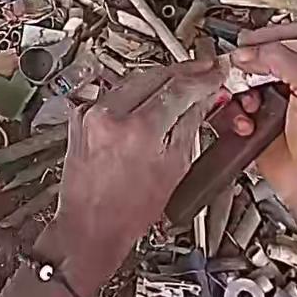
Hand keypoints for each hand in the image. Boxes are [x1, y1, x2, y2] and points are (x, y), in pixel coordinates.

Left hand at [38, 58, 225, 294]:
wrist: (90, 225)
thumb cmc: (127, 211)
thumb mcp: (174, 168)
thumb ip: (190, 125)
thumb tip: (203, 100)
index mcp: (139, 129)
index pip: (179, 89)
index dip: (203, 78)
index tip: (215, 73)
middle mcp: (111, 115)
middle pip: (155, 76)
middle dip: (184, 72)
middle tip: (204, 71)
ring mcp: (92, 113)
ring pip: (133, 80)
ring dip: (160, 78)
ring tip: (182, 82)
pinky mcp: (81, 116)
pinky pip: (115, 94)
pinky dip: (136, 91)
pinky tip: (151, 95)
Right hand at [229, 24, 296, 209]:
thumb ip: (287, 61)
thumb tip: (255, 50)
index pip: (294, 38)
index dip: (272, 36)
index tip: (252, 42)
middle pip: (263, 60)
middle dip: (248, 66)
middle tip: (240, 69)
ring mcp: (276, 106)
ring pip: (245, 84)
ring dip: (241, 93)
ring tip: (248, 104)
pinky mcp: (258, 125)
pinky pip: (235, 110)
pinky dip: (235, 115)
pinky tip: (246, 124)